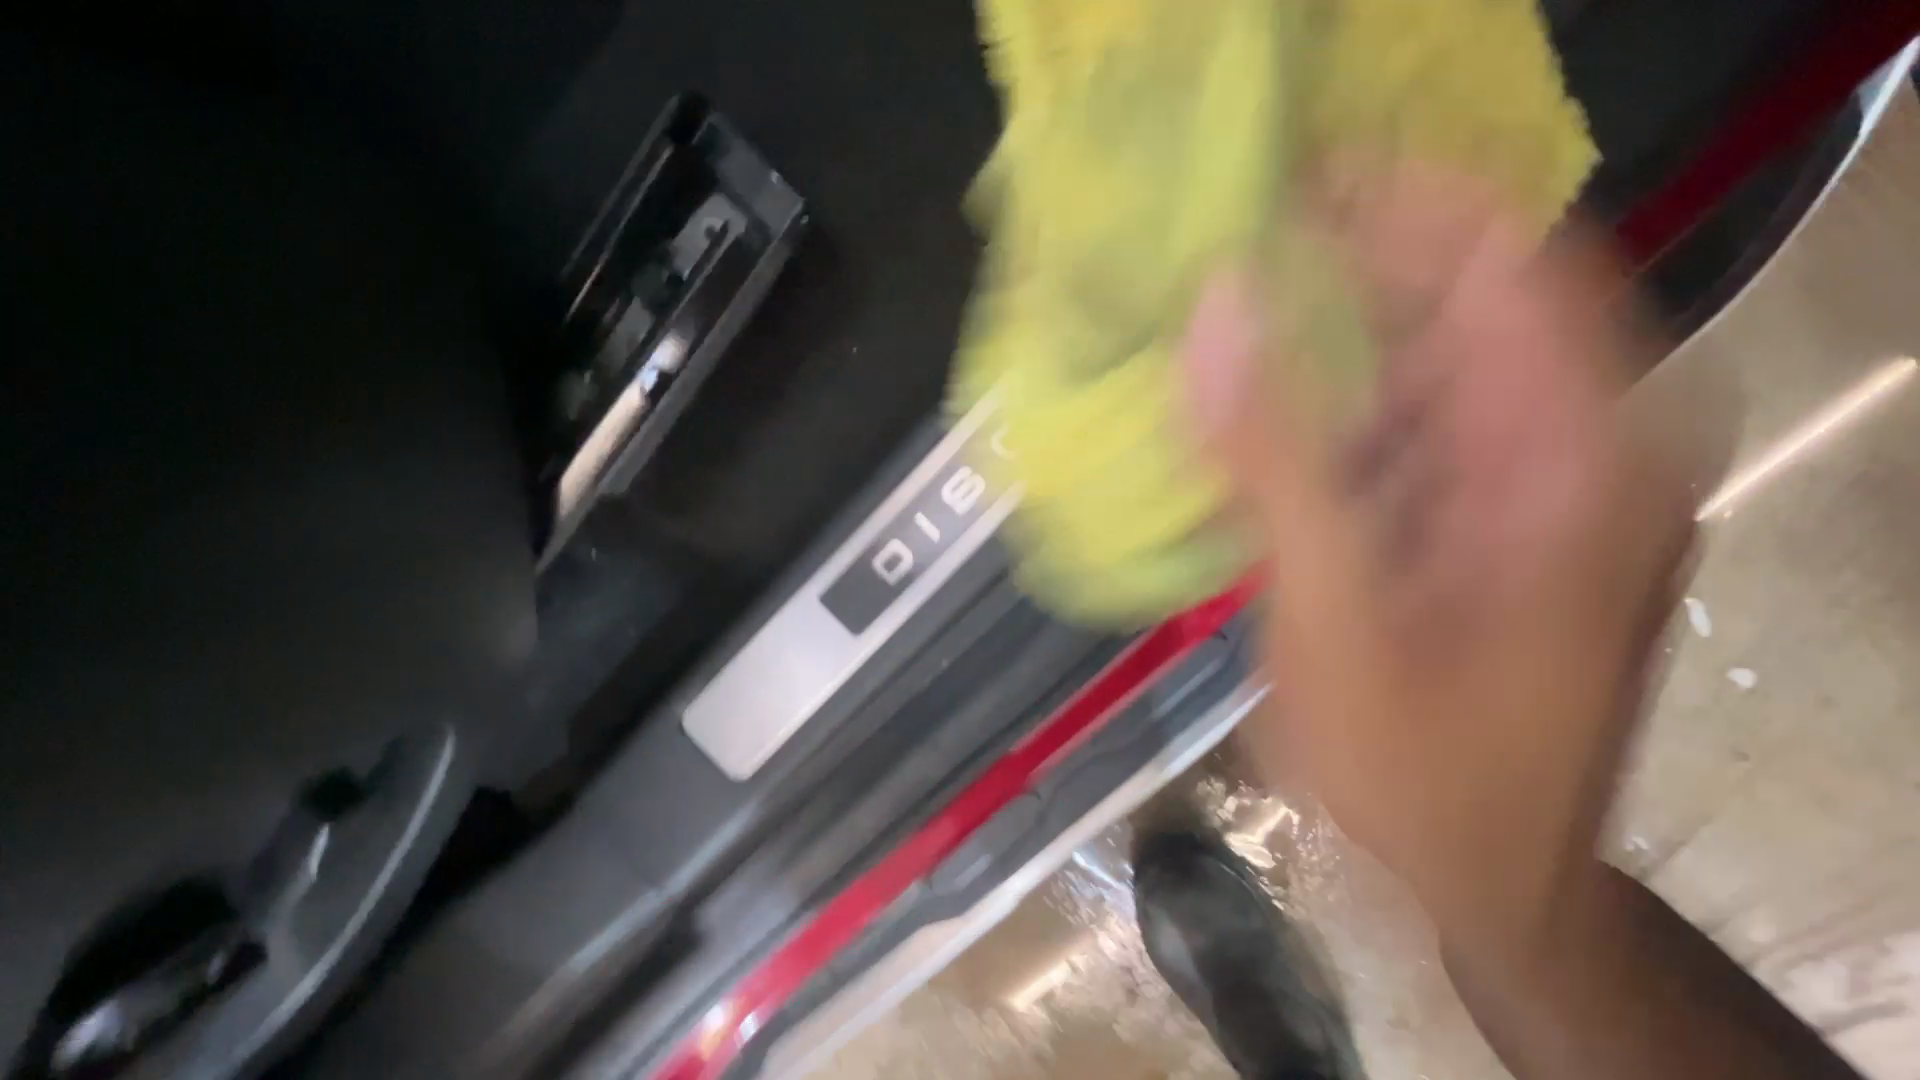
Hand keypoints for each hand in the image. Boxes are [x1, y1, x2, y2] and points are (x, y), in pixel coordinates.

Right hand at [1181, 163, 1692, 957]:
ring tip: (1214, 318)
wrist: (1477, 876)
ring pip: (1420, 363)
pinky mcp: (1471, 517)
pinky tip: (1244, 410)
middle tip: (1220, 252)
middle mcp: (1567, 448)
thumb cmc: (1421, 770)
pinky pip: (1398, 425)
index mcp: (1576, 459)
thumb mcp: (1338, 617)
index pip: (1510, 262)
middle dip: (1342, 267)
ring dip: (1322, 337)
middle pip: (1460, 302)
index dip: (1405, 204)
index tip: (1286, 187)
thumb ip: (1277, 457)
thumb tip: (1213, 313)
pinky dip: (1323, 407)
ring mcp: (1518, 483)